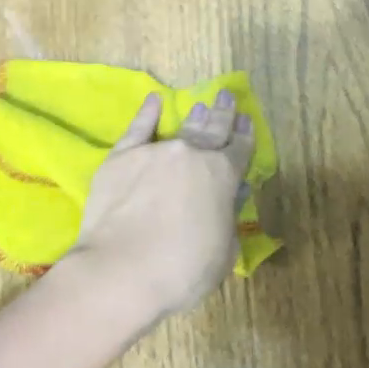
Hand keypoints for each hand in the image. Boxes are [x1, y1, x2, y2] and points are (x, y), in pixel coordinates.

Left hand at [63, 91, 255, 319]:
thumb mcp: (224, 251)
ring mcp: (155, 152)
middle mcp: (192, 155)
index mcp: (223, 176)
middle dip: (223, 113)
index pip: (240, 149)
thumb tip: (230, 197)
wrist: (122, 271)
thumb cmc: (183, 271)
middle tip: (227, 96)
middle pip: (213, 129)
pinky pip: (138, 128)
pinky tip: (153, 101)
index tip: (247, 119)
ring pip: (180, 127)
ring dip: (194, 115)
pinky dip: (147, 112)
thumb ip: (229, 219)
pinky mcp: (122, 157)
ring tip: (201, 104)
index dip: (245, 135)